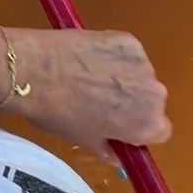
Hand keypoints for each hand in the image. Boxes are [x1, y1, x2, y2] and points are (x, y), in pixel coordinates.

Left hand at [7, 28, 171, 150]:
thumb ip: (107, 148)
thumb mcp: (83, 139)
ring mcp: (142, 62)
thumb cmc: (57, 112)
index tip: (117, 127)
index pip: (158, 132)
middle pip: (150, 102)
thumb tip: (115, 153)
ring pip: (138, 75)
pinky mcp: (128, 39)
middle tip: (98, 100)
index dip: (137, 130)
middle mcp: (154, 93)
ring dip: (122, 77)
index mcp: (148, 124)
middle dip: (130, 103)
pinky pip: (126, 52)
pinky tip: (87, 56)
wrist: (34, 69)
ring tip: (87, 76)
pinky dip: (112, 55)